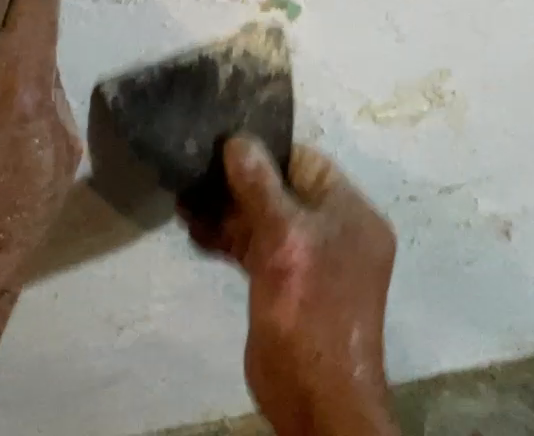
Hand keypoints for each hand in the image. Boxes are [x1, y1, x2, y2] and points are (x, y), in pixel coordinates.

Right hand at [206, 138, 399, 435]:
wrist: (314, 394)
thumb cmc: (309, 306)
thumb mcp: (285, 238)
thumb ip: (260, 185)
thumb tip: (237, 140)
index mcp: (350, 214)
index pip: (306, 162)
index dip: (265, 151)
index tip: (221, 140)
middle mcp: (331, 231)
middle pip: (279, 188)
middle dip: (235, 180)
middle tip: (192, 168)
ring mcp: (305, 258)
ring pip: (260, 217)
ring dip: (223, 209)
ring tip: (183, 198)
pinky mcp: (280, 281)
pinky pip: (251, 245)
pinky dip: (223, 236)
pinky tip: (191, 228)